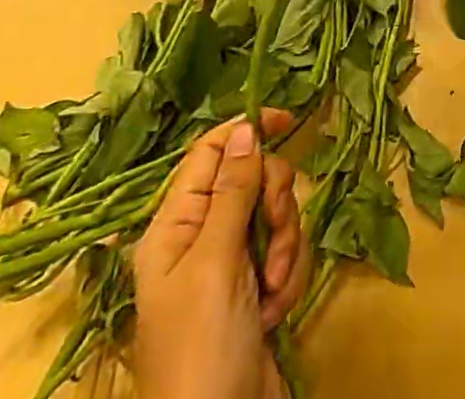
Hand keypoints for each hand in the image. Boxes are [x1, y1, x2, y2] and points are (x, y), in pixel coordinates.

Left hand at [134, 112, 308, 398]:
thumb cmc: (203, 344)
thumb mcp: (215, 262)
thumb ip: (231, 192)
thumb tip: (244, 127)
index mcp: (175, 223)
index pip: (210, 153)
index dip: (246, 130)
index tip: (288, 120)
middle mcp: (201, 235)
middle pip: (252, 182)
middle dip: (272, 207)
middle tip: (270, 238)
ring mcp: (231, 263)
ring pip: (275, 219)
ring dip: (284, 250)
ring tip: (271, 293)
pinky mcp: (256, 287)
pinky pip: (285, 255)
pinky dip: (288, 278)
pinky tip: (274, 312)